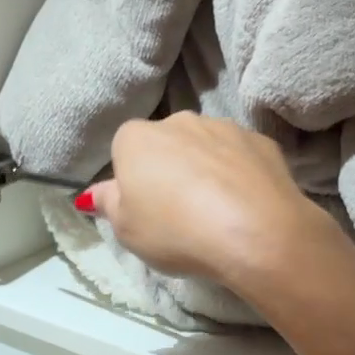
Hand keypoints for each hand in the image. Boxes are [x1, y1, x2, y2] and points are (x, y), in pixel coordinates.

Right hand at [84, 112, 347, 292]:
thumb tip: (94, 192)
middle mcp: (179, 121)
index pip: (123, 150)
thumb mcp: (127, 230)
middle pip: (165, 145)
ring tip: (215, 214)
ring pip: (204, 148)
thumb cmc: (176, 232)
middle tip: (177, 215)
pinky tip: (244, 208)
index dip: (131, 181)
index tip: (143, 211)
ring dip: (204, 171)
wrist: (256, 233)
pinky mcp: (261, 141)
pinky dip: (238, 176)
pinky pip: (239, 158)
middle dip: (168, 171)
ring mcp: (224, 127)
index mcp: (137, 138)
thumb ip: (108, 205)